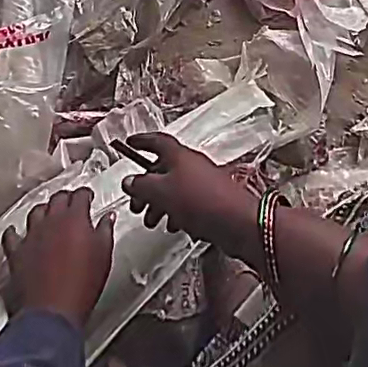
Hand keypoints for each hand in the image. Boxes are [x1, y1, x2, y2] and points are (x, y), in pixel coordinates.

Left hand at [4, 188, 112, 328]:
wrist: (53, 312)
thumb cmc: (81, 286)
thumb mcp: (103, 255)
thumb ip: (105, 231)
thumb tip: (107, 218)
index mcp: (74, 218)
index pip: (79, 196)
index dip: (85, 194)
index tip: (88, 196)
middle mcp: (51, 221)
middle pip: (57, 199)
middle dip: (66, 198)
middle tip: (72, 202)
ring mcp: (32, 235)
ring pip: (36, 212)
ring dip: (43, 211)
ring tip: (48, 214)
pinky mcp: (17, 252)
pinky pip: (12, 236)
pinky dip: (14, 232)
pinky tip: (16, 232)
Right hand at [120, 133, 258, 256]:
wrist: (238, 224)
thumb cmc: (202, 201)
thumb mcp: (162, 192)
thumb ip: (141, 186)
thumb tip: (129, 182)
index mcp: (178, 155)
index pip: (156, 141)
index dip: (141, 141)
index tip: (131, 143)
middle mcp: (191, 164)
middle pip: (162, 169)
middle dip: (146, 185)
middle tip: (136, 200)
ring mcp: (203, 182)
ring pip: (174, 188)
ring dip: (160, 203)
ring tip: (152, 220)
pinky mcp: (213, 201)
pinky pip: (188, 202)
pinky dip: (176, 212)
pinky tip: (174, 225)